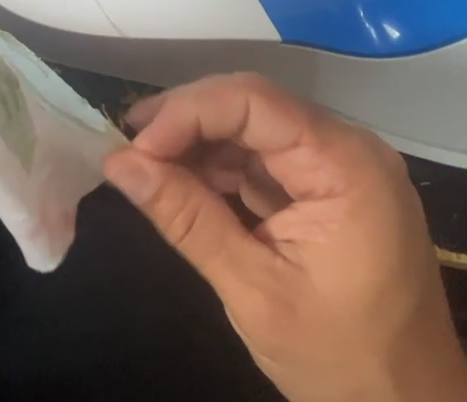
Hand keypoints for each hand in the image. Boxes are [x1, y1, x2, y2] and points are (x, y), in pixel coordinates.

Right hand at [103, 74, 466, 401]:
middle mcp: (349, 149)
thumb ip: (187, 219)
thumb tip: (117, 162)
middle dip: (184, 121)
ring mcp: (340, 166)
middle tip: (129, 152)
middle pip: (250, 104)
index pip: (252, 102)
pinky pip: (262, 155)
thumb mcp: (254, 292)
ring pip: (250, 125)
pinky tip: (183, 185)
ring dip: (196, 142)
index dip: (185, 112)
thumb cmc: (343, 363)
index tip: (135, 149)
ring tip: (146, 170)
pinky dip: (218, 166)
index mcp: (347, 167)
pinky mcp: (327, 187)